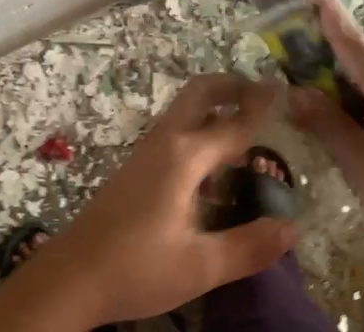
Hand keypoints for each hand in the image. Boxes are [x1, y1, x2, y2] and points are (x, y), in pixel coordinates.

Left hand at [0, 75, 297, 330]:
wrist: (72, 276)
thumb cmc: (136, 267)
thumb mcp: (199, 266)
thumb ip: (248, 246)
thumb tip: (291, 228)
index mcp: (184, 156)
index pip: (233, 123)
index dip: (261, 105)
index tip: (285, 88)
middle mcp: (165, 141)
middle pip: (200, 93)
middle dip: (232, 86)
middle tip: (262, 94)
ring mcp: (146, 151)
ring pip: (185, 110)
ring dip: (215, 105)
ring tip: (246, 125)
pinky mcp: (136, 166)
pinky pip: (176, 130)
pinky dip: (201, 126)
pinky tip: (214, 163)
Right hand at [290, 0, 363, 331]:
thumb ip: (329, 126)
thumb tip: (293, 93)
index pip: (349, 36)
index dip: (324, 7)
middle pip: (356, 52)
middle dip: (320, 44)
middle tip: (281, 48)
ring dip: (334, 76)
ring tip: (299, 86)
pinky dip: (352, 97)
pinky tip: (336, 119)